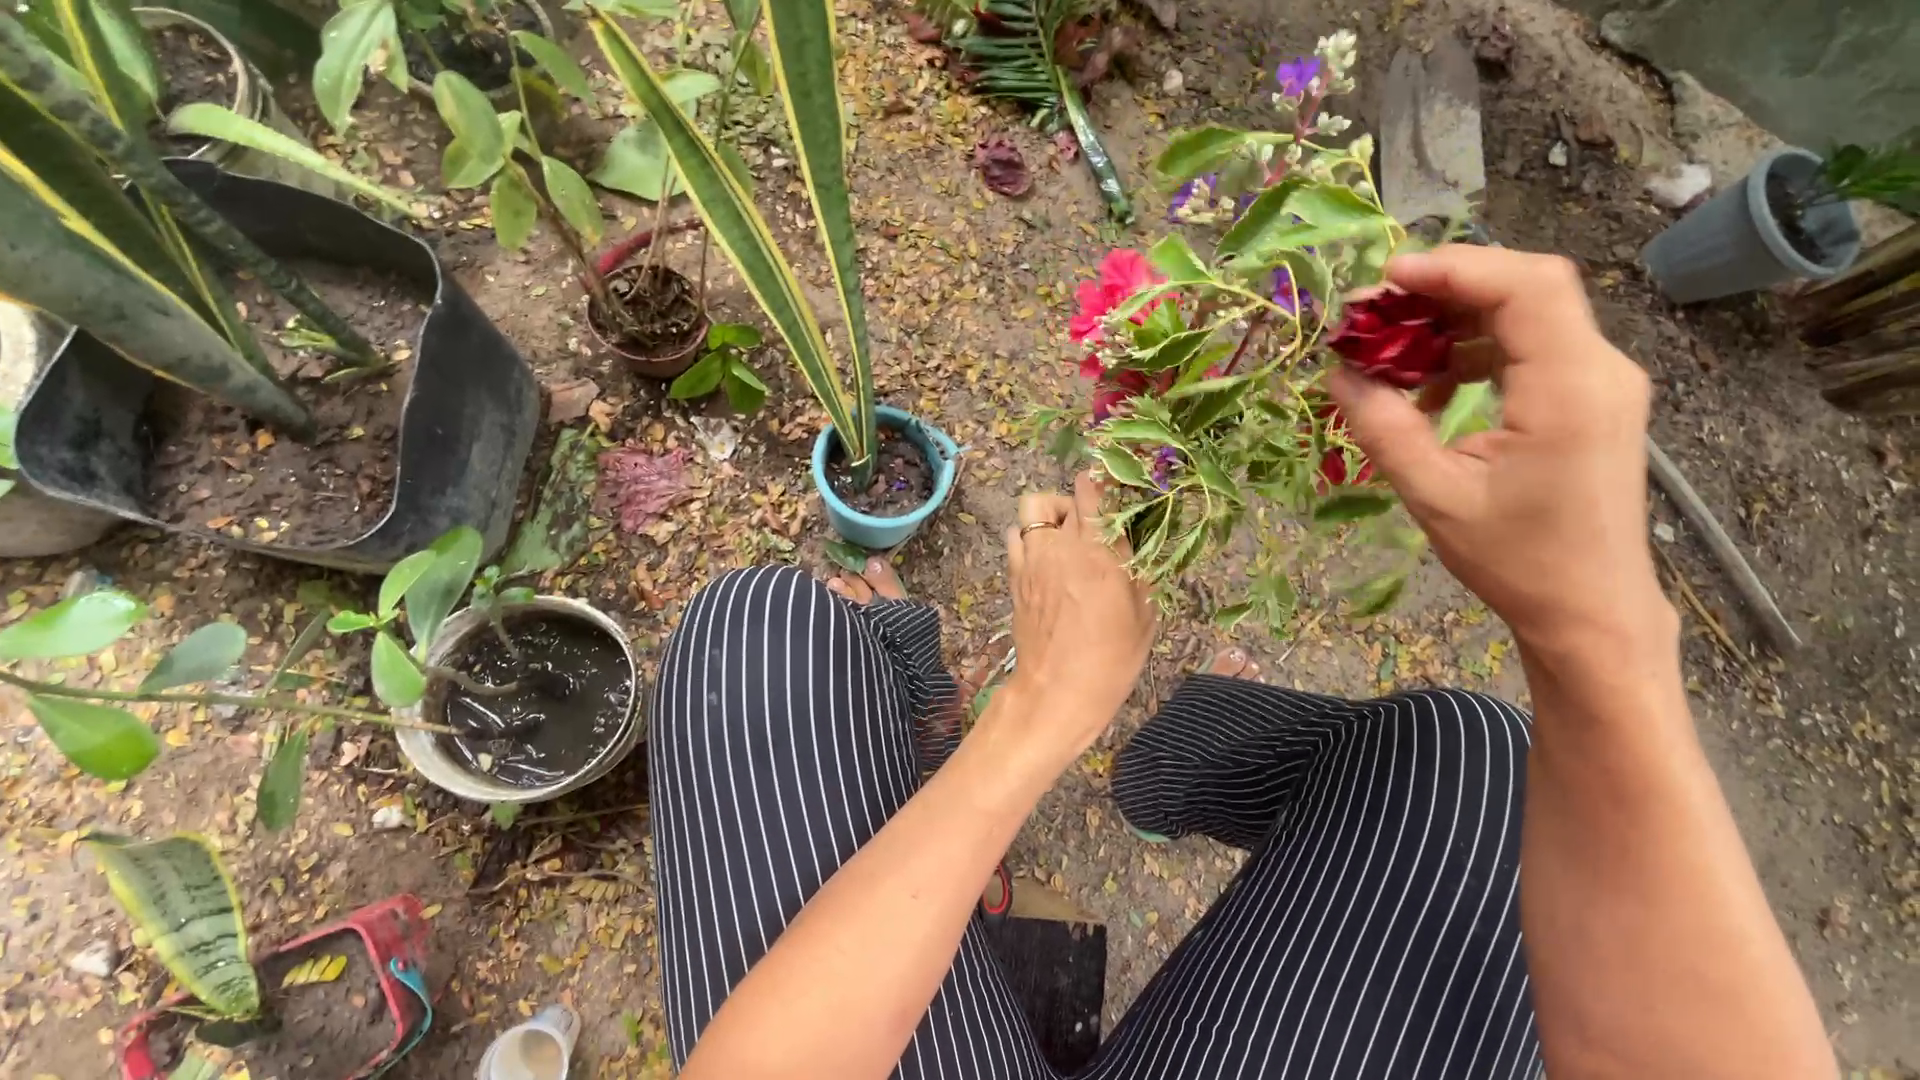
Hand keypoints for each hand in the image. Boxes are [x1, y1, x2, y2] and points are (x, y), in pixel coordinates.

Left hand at [1000, 471, 1155, 757]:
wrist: (1057, 692)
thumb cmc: (1110, 659)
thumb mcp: (1142, 614)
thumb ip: (1137, 570)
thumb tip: (1131, 543)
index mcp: (1098, 554)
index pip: (1092, 496)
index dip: (1099, 484)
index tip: (1108, 485)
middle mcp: (1060, 548)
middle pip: (1059, 498)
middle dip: (1076, 502)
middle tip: (1091, 522)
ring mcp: (1031, 561)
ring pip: (1030, 510)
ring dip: (1047, 515)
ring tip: (1063, 536)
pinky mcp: (1014, 577)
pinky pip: (1015, 537)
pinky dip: (1028, 536)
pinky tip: (1044, 558)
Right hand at [1329, 245, 1672, 658]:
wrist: (1589, 607)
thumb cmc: (1516, 559)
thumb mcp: (1433, 495)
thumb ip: (1383, 427)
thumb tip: (1338, 373)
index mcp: (1569, 388)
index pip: (1524, 287)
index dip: (1453, 268)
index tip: (1384, 280)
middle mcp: (1599, 369)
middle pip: (1526, 288)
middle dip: (1444, 289)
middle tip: (1374, 313)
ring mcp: (1599, 381)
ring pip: (1526, 314)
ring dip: (1455, 320)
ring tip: (1394, 351)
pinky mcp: (1589, 398)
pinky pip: (1530, 347)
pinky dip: (1475, 350)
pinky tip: (1435, 386)